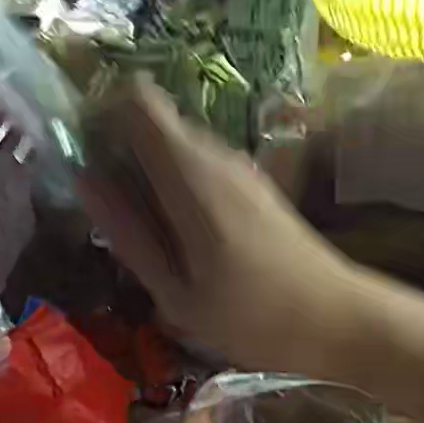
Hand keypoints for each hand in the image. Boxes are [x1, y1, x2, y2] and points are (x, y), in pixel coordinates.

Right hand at [81, 77, 361, 373]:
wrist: (338, 320)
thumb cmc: (253, 318)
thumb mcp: (176, 292)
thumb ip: (129, 234)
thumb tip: (85, 179)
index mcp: (192, 177)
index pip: (138, 102)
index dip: (104, 113)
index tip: (86, 153)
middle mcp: (218, 156)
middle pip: (155, 121)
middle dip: (122, 148)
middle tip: (110, 208)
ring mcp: (241, 167)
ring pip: (178, 144)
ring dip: (150, 171)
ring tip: (144, 229)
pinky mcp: (255, 184)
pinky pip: (201, 165)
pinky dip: (178, 186)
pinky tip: (182, 235)